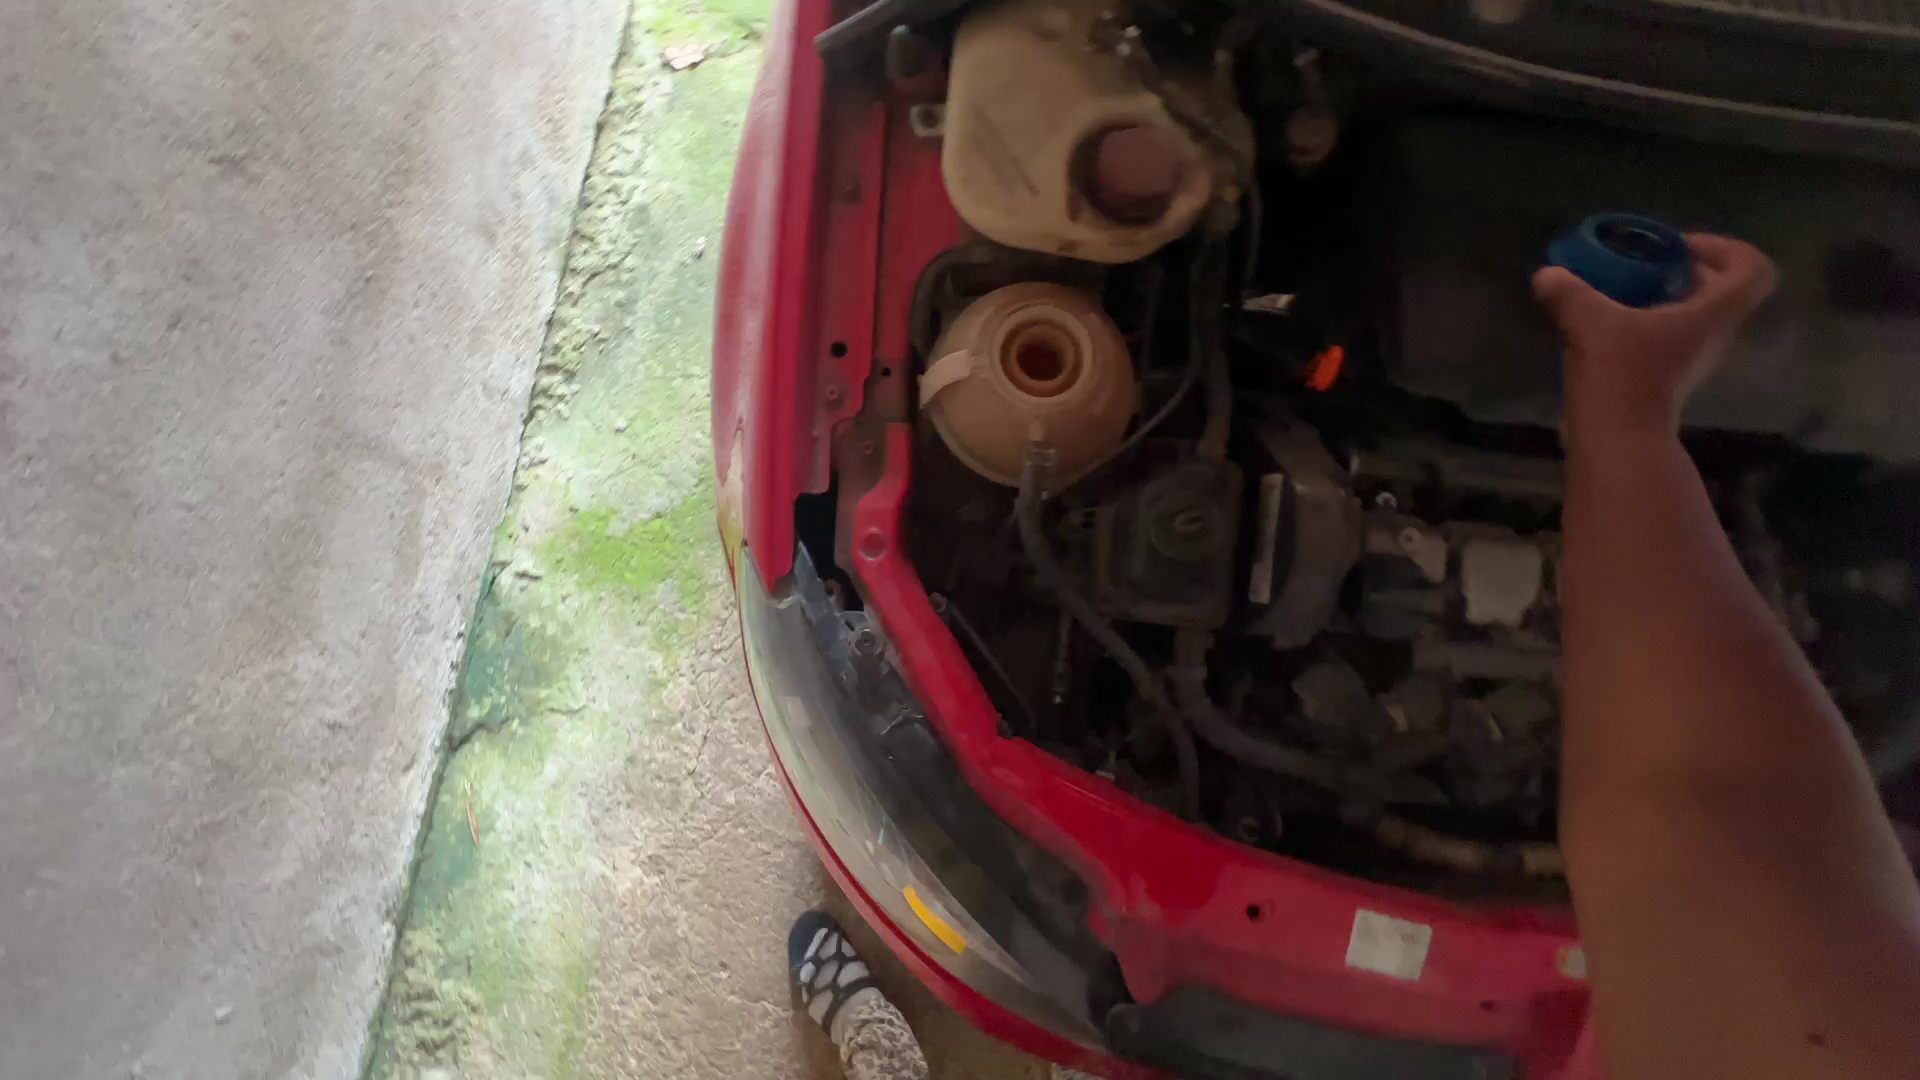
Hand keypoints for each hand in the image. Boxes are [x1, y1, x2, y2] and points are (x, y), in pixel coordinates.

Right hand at [1532, 233, 1777, 437]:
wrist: (1619, 437)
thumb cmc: (1622, 376)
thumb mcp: (1591, 327)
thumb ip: (1570, 296)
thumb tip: (1546, 274)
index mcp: (1713, 313)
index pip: (1751, 268)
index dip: (1724, 248)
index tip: (1679, 248)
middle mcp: (1713, 334)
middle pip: (1718, 291)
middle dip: (1684, 273)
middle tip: (1644, 267)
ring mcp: (1691, 360)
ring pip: (1691, 317)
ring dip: (1662, 301)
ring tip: (1620, 297)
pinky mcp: (1665, 379)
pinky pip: (1666, 340)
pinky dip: (1644, 327)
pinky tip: (1607, 331)